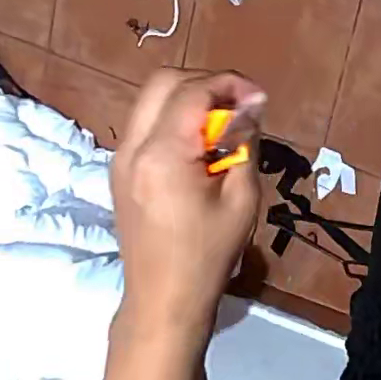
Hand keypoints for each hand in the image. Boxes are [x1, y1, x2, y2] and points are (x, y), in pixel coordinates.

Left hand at [109, 68, 266, 327]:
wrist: (163, 297)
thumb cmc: (209, 252)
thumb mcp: (242, 196)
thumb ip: (244, 141)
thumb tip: (252, 103)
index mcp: (163, 155)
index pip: (193, 92)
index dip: (230, 84)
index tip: (259, 99)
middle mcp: (133, 148)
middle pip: (164, 82)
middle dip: (207, 82)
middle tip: (239, 104)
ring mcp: (121, 157)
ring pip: (151, 97)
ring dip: (190, 96)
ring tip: (224, 121)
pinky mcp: (120, 168)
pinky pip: (147, 120)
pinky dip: (176, 115)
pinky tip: (201, 142)